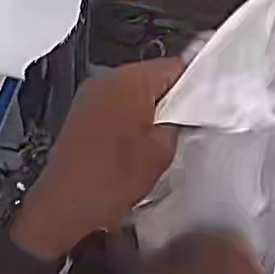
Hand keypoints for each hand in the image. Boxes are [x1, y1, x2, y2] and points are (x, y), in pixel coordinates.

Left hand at [12, 58, 184, 259]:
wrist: (64, 207)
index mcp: (130, 82)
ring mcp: (91, 95)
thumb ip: (179, 122)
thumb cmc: (110, 180)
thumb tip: (185, 113)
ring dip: (152, 107)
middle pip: (154, 75)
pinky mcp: (83, 112)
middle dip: (173, 96)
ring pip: (135, 90)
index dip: (197, 82)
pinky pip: (117, 103)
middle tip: (189, 121)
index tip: (209, 98)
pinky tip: (139, 141)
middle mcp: (107, 81)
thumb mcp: (161, 151)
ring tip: (164, 135)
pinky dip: (132, 115)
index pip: (175, 66)